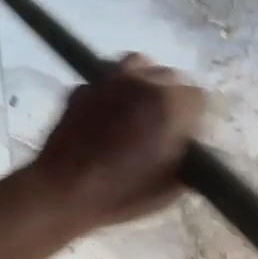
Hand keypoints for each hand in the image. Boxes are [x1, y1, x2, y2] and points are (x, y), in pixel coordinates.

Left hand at [31, 54, 204, 225]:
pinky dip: (111, 91)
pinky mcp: (79, 90)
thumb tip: (194, 142)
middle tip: (162, 126)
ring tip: (138, 108)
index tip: (186, 136)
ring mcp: (105, 82)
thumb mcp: (171, 185)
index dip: (194, 118)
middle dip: (171, 98)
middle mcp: (139, 83)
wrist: (59, 192)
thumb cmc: (119, 194)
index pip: (198, 96)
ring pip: (136, 65)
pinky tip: (106, 113)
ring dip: (143, 82)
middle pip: (169, 77)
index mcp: (168, 103)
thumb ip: (190, 155)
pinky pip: (104, 80)